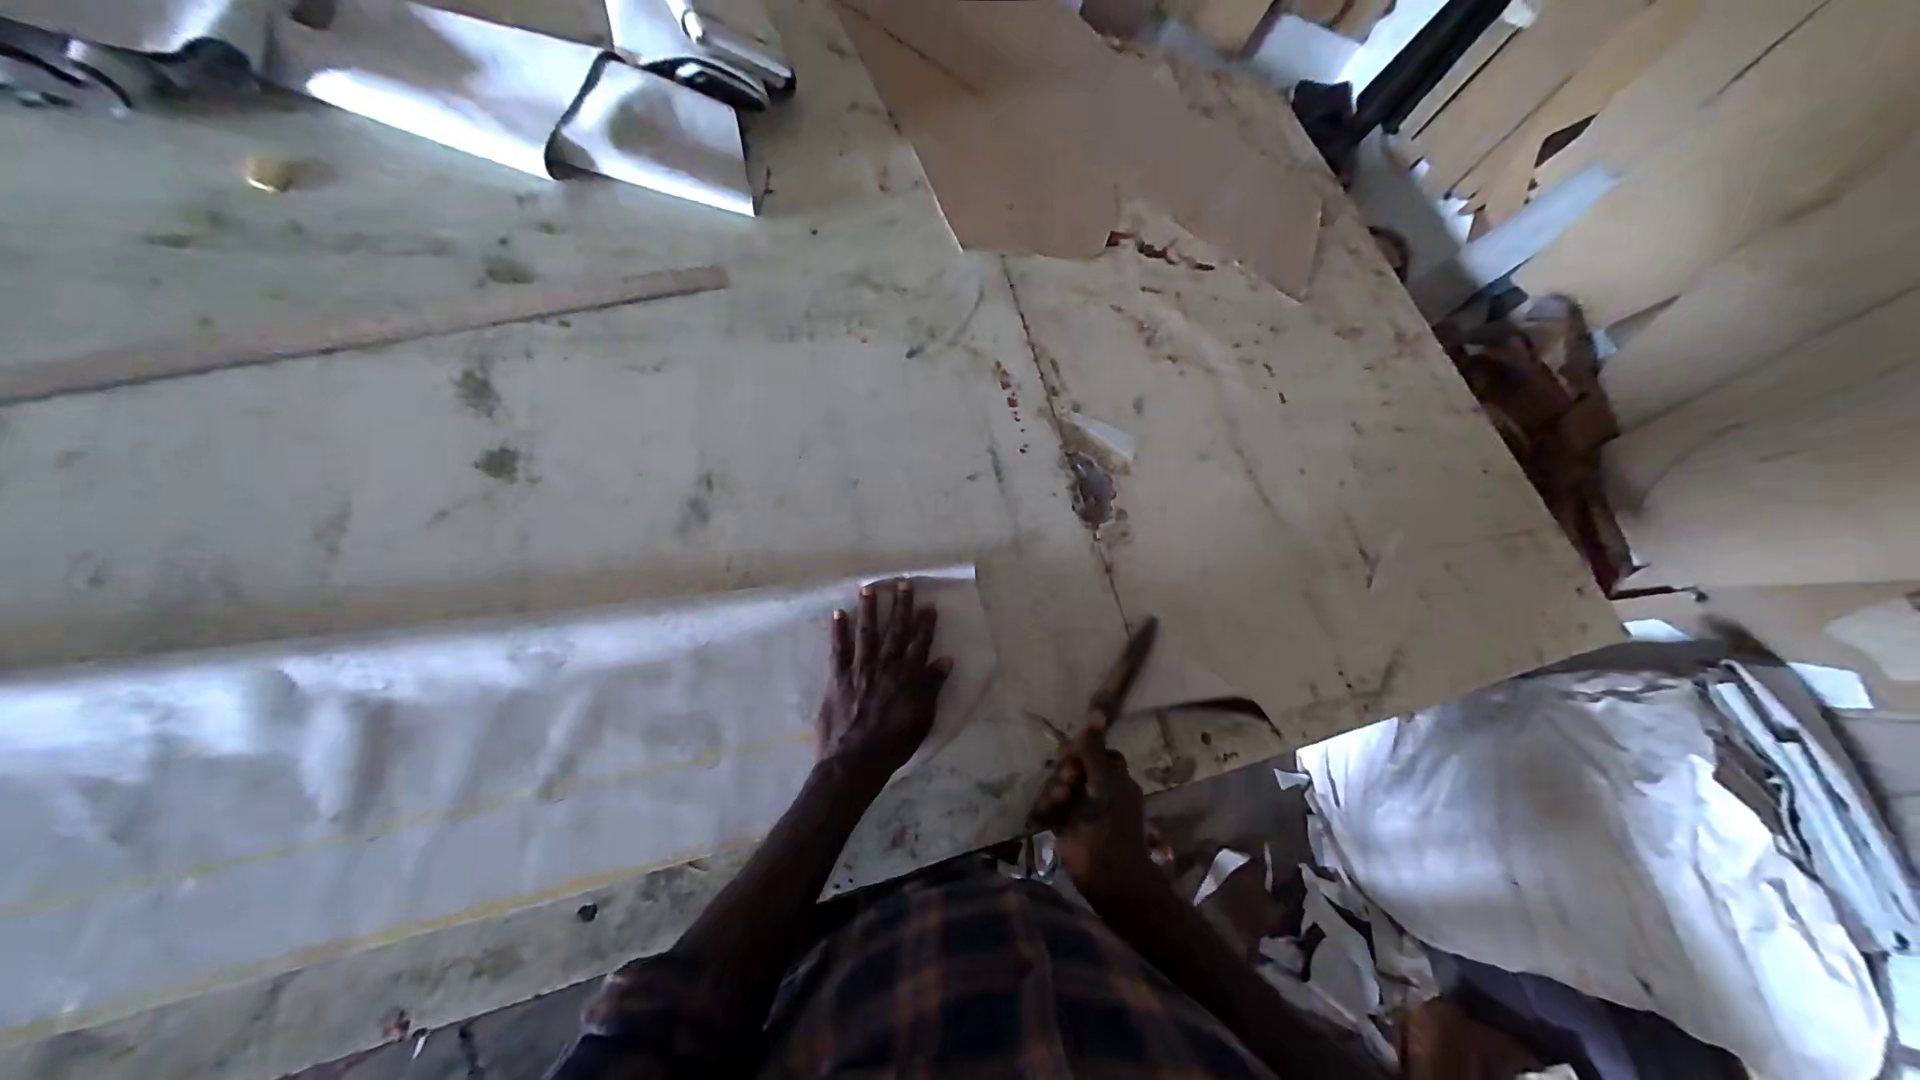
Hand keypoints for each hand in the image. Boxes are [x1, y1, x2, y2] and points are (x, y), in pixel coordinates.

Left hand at [816, 579, 951, 785]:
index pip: (920, 643)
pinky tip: (838, 613)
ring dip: (869, 608)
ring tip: (870, 587)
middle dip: (900, 606)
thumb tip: (944, 661)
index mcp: (908, 677)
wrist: (855, 761)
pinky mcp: (838, 678)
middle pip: (895, 630)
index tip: (928, 604)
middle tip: (903, 584)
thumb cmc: (894, 744)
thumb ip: (932, 688)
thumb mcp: (922, 718)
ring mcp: (860, 670)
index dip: (925, 623)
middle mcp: (885, 666)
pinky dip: (838, 630)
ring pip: (867, 632)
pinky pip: (838, 649)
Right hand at [1031, 723, 1157, 902]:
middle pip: (1074, 767)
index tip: (1073, 758)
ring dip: (1055, 789)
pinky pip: (1051, 807)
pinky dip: (1048, 807)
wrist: (1107, 875)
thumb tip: (1096, 714)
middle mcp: (1098, 790)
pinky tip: (1048, 813)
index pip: (1095, 752)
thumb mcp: (1104, 781)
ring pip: (1060, 785)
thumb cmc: (1111, 825)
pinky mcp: (1066, 826)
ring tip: (1058, 800)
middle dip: (1065, 770)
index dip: (1082, 751)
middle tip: (1066, 782)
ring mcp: (1081, 809)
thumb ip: (1094, 749)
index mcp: (1115, 778)